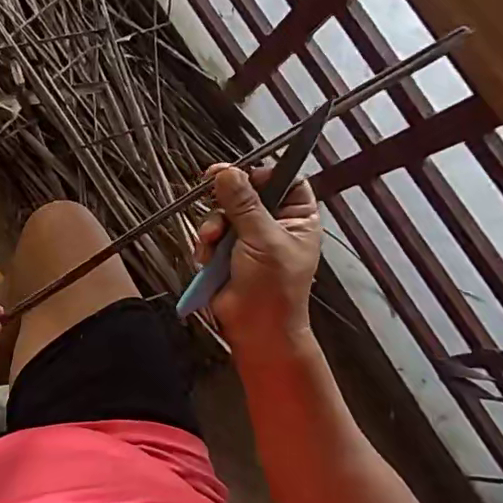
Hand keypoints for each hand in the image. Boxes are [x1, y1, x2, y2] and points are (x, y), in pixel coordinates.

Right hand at [193, 163, 320, 344]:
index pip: (283, 179)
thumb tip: (226, 172)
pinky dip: (205, 244)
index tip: (236, 172)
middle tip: (210, 188)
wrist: (255, 330)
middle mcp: (273, 224)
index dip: (261, 173)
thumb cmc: (273, 288)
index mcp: (297, 218)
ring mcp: (248, 239)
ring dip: (213, 226)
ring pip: (223, 213)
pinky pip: (210, 235)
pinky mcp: (225, 253)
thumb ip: (243, 204)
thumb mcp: (262, 239)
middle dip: (227, 201)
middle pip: (246, 193)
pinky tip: (207, 258)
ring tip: (211, 243)